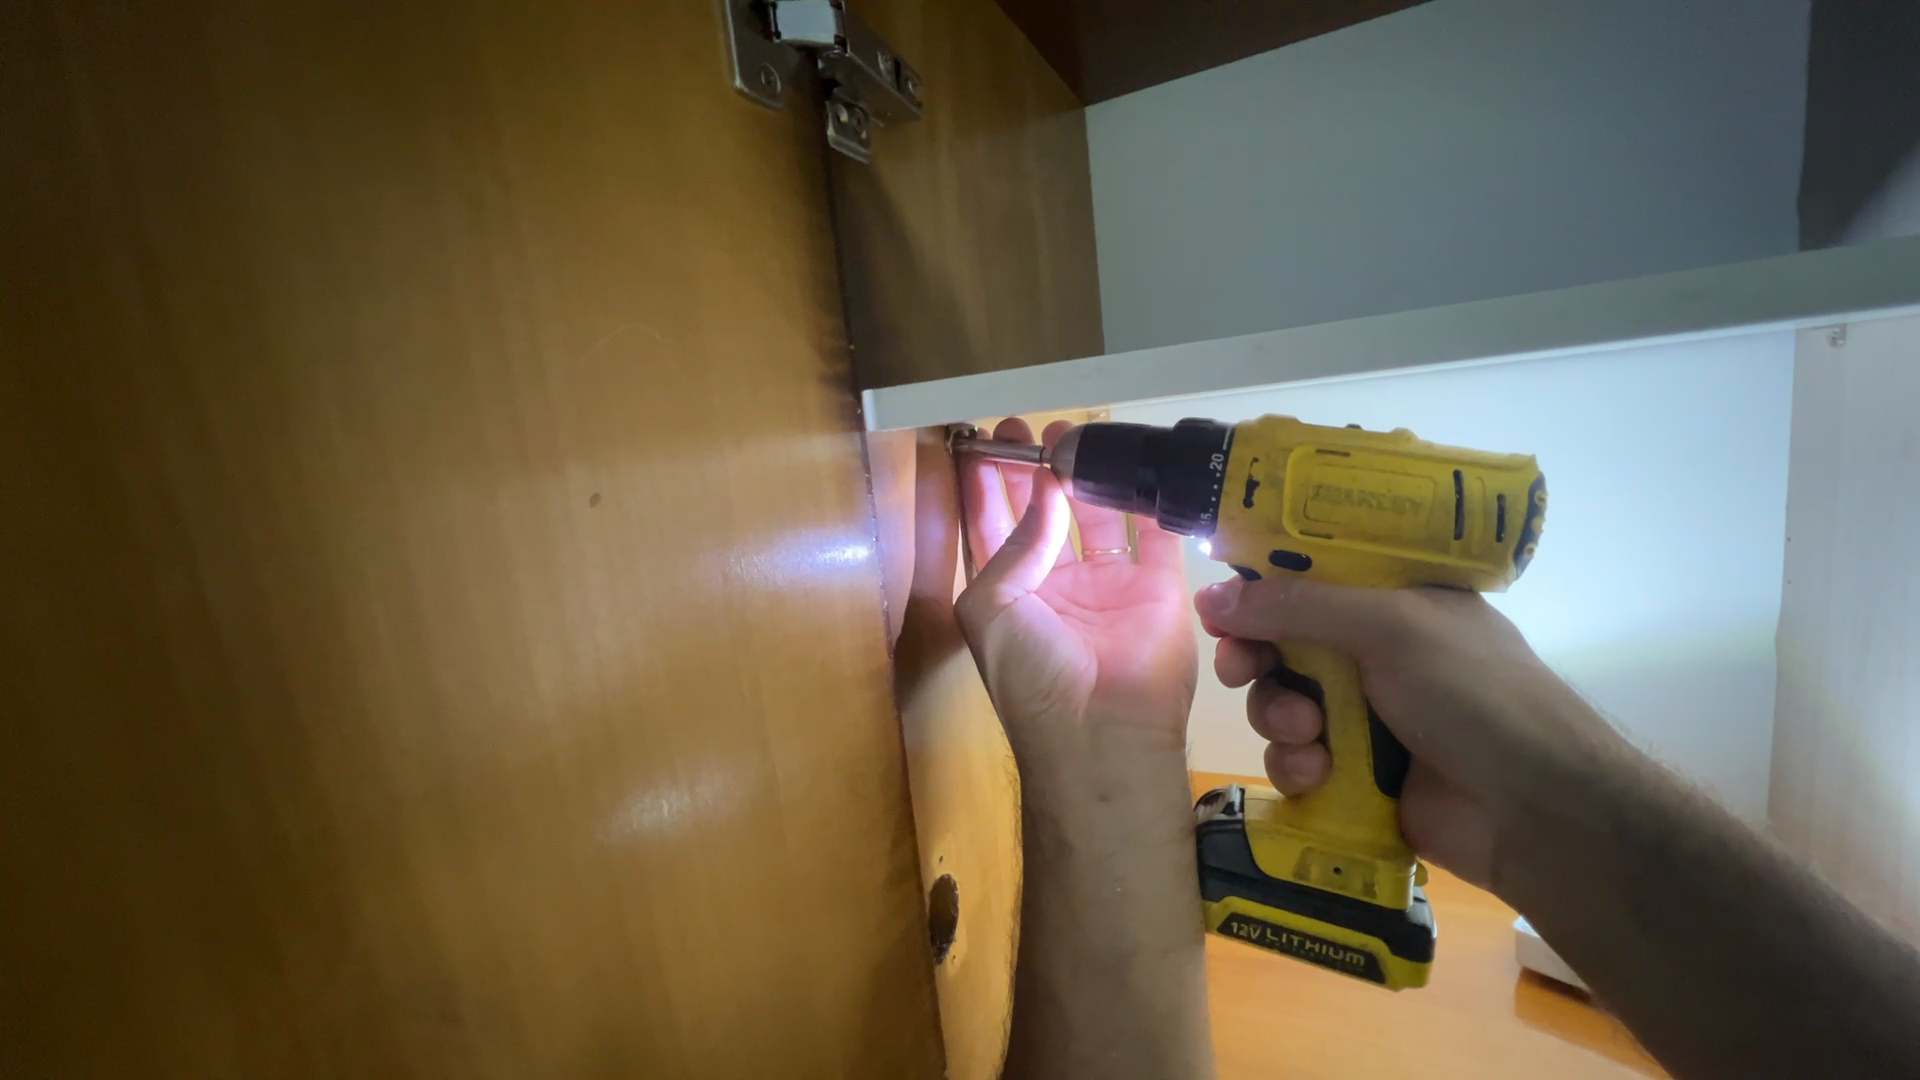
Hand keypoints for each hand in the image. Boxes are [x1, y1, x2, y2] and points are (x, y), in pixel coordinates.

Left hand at [954, 419, 1197, 759]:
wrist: (1100, 736)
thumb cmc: (1030, 673)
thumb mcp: (992, 608)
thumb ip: (1013, 545)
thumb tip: (1041, 493)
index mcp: (1008, 589)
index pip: (993, 522)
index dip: (989, 481)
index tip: (987, 438)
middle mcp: (1057, 582)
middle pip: (1046, 512)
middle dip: (1039, 469)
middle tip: (1036, 428)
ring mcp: (1110, 584)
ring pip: (1100, 515)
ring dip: (1090, 476)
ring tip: (1079, 435)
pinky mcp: (1158, 589)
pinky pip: (1156, 534)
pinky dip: (1150, 498)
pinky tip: (1137, 460)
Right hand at [1194, 577, 1625, 891]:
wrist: (1539, 816)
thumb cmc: (1473, 696)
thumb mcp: (1386, 628)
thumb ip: (1294, 607)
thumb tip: (1208, 597)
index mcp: (1392, 601)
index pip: (1307, 579)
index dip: (1259, 589)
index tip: (1221, 606)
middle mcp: (1372, 651)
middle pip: (1279, 641)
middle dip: (1254, 656)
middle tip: (1239, 669)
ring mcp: (1362, 712)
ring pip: (1279, 700)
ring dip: (1278, 716)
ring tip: (1308, 735)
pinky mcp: (1351, 770)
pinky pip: (1293, 755)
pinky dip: (1296, 763)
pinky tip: (1317, 774)